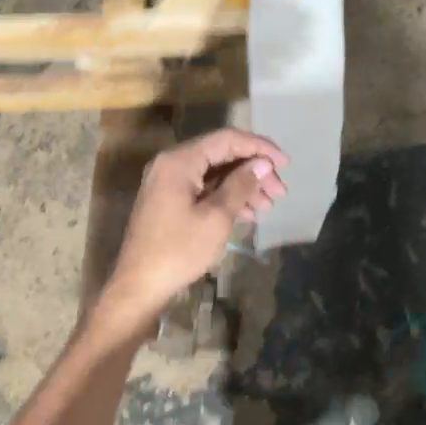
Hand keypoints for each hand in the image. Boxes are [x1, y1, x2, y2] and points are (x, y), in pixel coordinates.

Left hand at [95, 129, 289, 340]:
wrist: (140, 285)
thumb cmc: (179, 250)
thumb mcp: (216, 217)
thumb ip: (241, 185)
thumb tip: (263, 164)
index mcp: (180, 161)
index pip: (227, 139)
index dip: (260, 147)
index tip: (286, 163)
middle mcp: (172, 164)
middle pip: (221, 155)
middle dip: (254, 171)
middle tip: (280, 192)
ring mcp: (168, 182)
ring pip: (214, 174)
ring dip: (243, 186)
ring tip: (269, 207)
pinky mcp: (169, 201)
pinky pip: (204, 189)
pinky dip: (226, 197)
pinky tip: (248, 214)